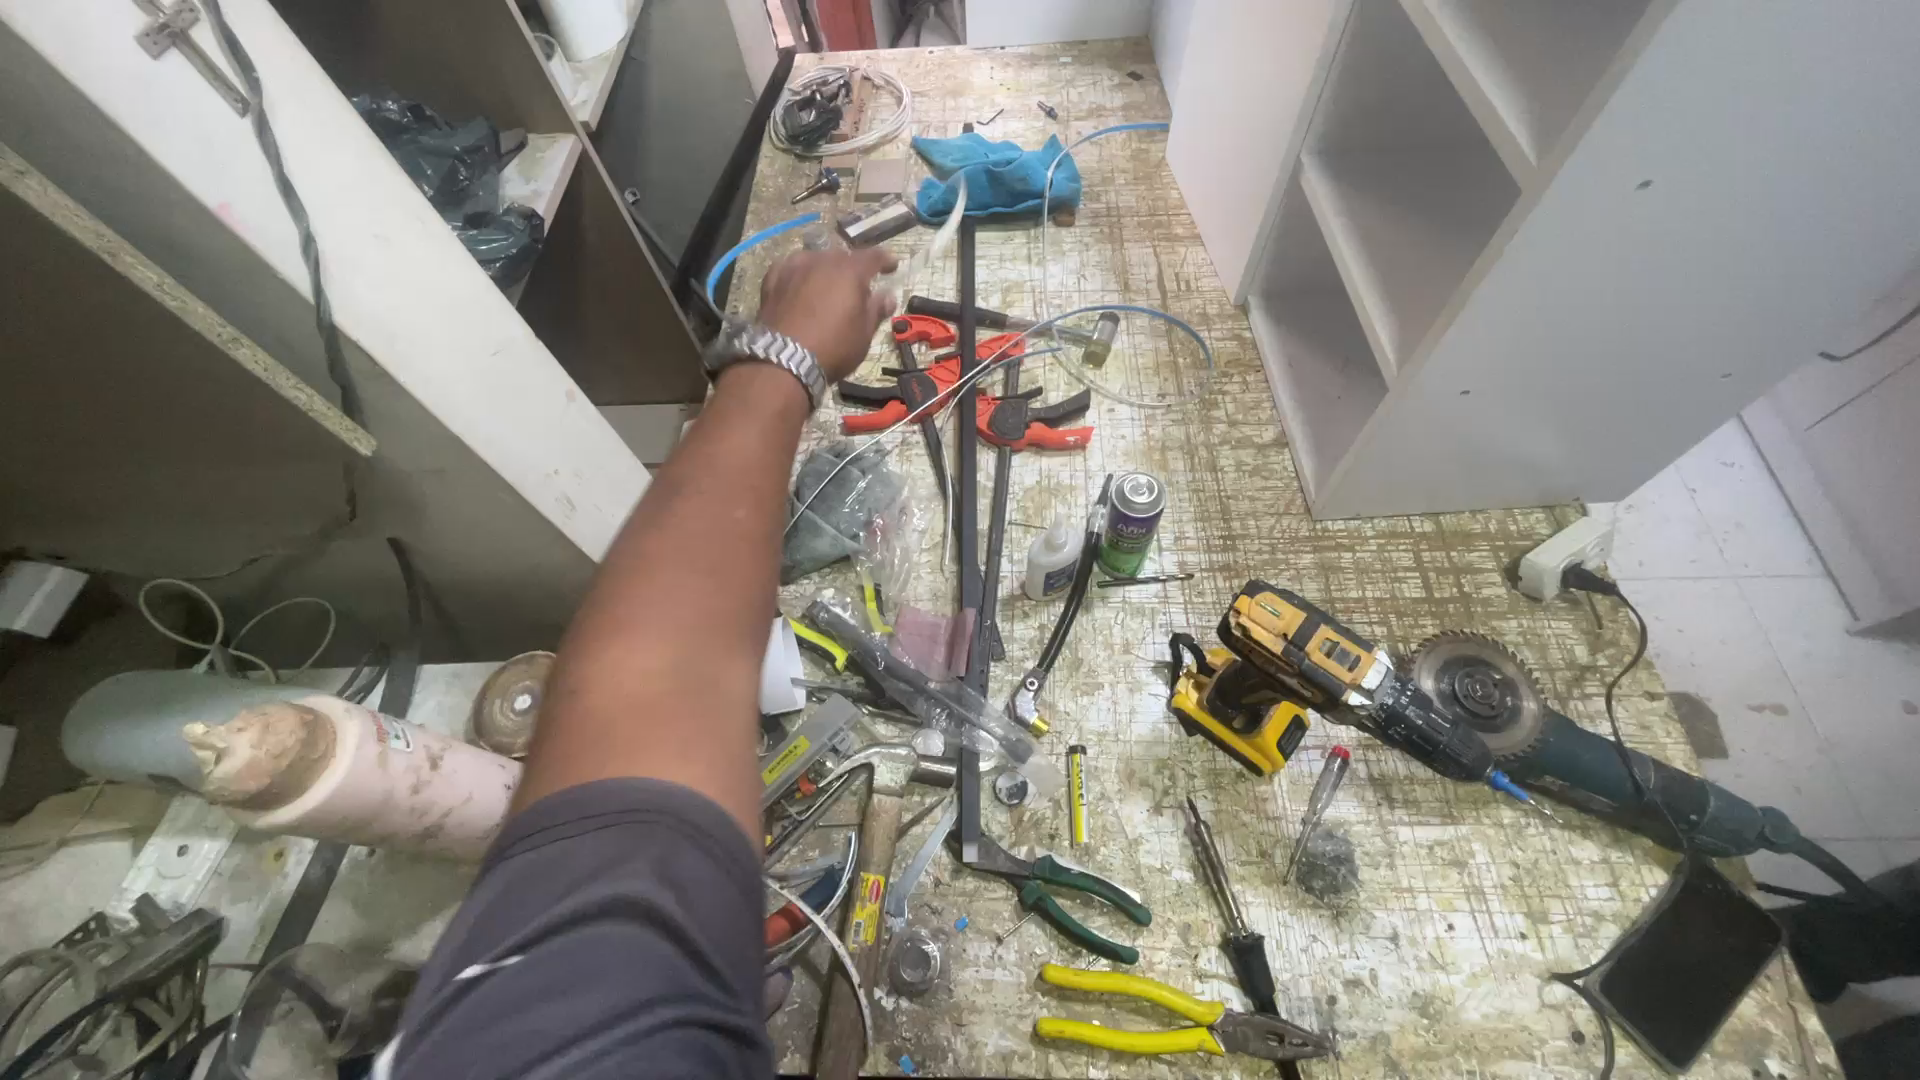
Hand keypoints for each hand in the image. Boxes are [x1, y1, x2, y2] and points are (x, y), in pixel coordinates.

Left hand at [756, 247, 897, 381]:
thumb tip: (887, 296)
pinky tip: (800, 285)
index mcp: (850, 272)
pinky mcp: (773, 279)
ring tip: (827, 285)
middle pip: (842, 257)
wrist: (783, 360)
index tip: (892, 265)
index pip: (873, 257)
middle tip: (857, 286)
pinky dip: (800, 274)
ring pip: (815, 259)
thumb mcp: (863, 335)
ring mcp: (794, 268)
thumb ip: (876, 310)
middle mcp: (822, 262)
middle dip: (853, 268)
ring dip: (825, 269)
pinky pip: (791, 268)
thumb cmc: (833, 349)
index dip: (885, 259)